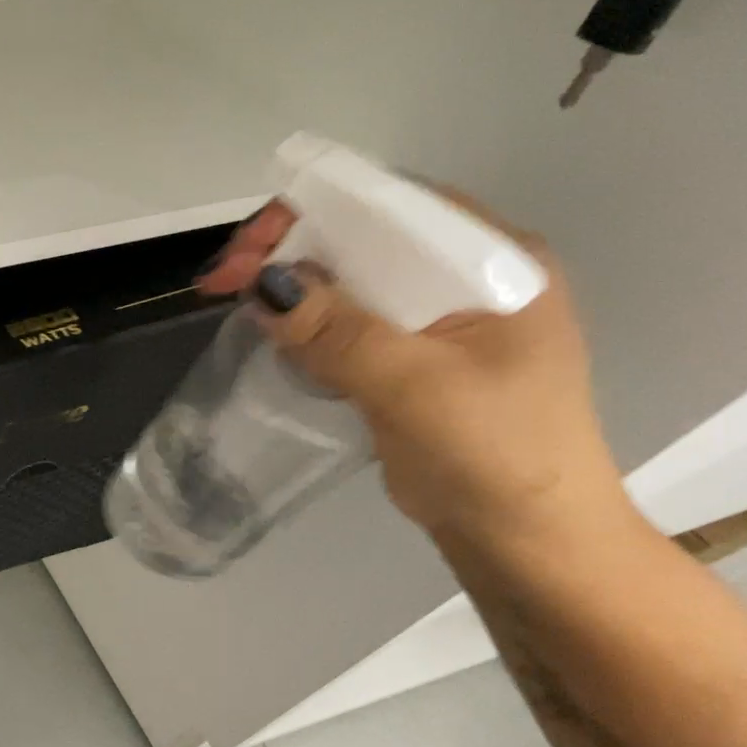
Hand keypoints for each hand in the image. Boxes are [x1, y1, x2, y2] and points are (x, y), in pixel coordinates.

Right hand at [197, 195, 630, 546]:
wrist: (525, 539)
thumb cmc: (492, 454)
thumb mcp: (414, 385)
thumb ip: (339, 331)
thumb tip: (261, 284)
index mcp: (497, 264)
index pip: (395, 207)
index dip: (314, 213)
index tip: (246, 250)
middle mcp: (470, 279)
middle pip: (365, 238)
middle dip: (289, 250)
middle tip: (221, 281)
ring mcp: (441, 320)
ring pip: (350, 280)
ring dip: (290, 286)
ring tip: (234, 301)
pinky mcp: (412, 357)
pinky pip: (348, 320)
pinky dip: (304, 321)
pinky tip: (273, 331)